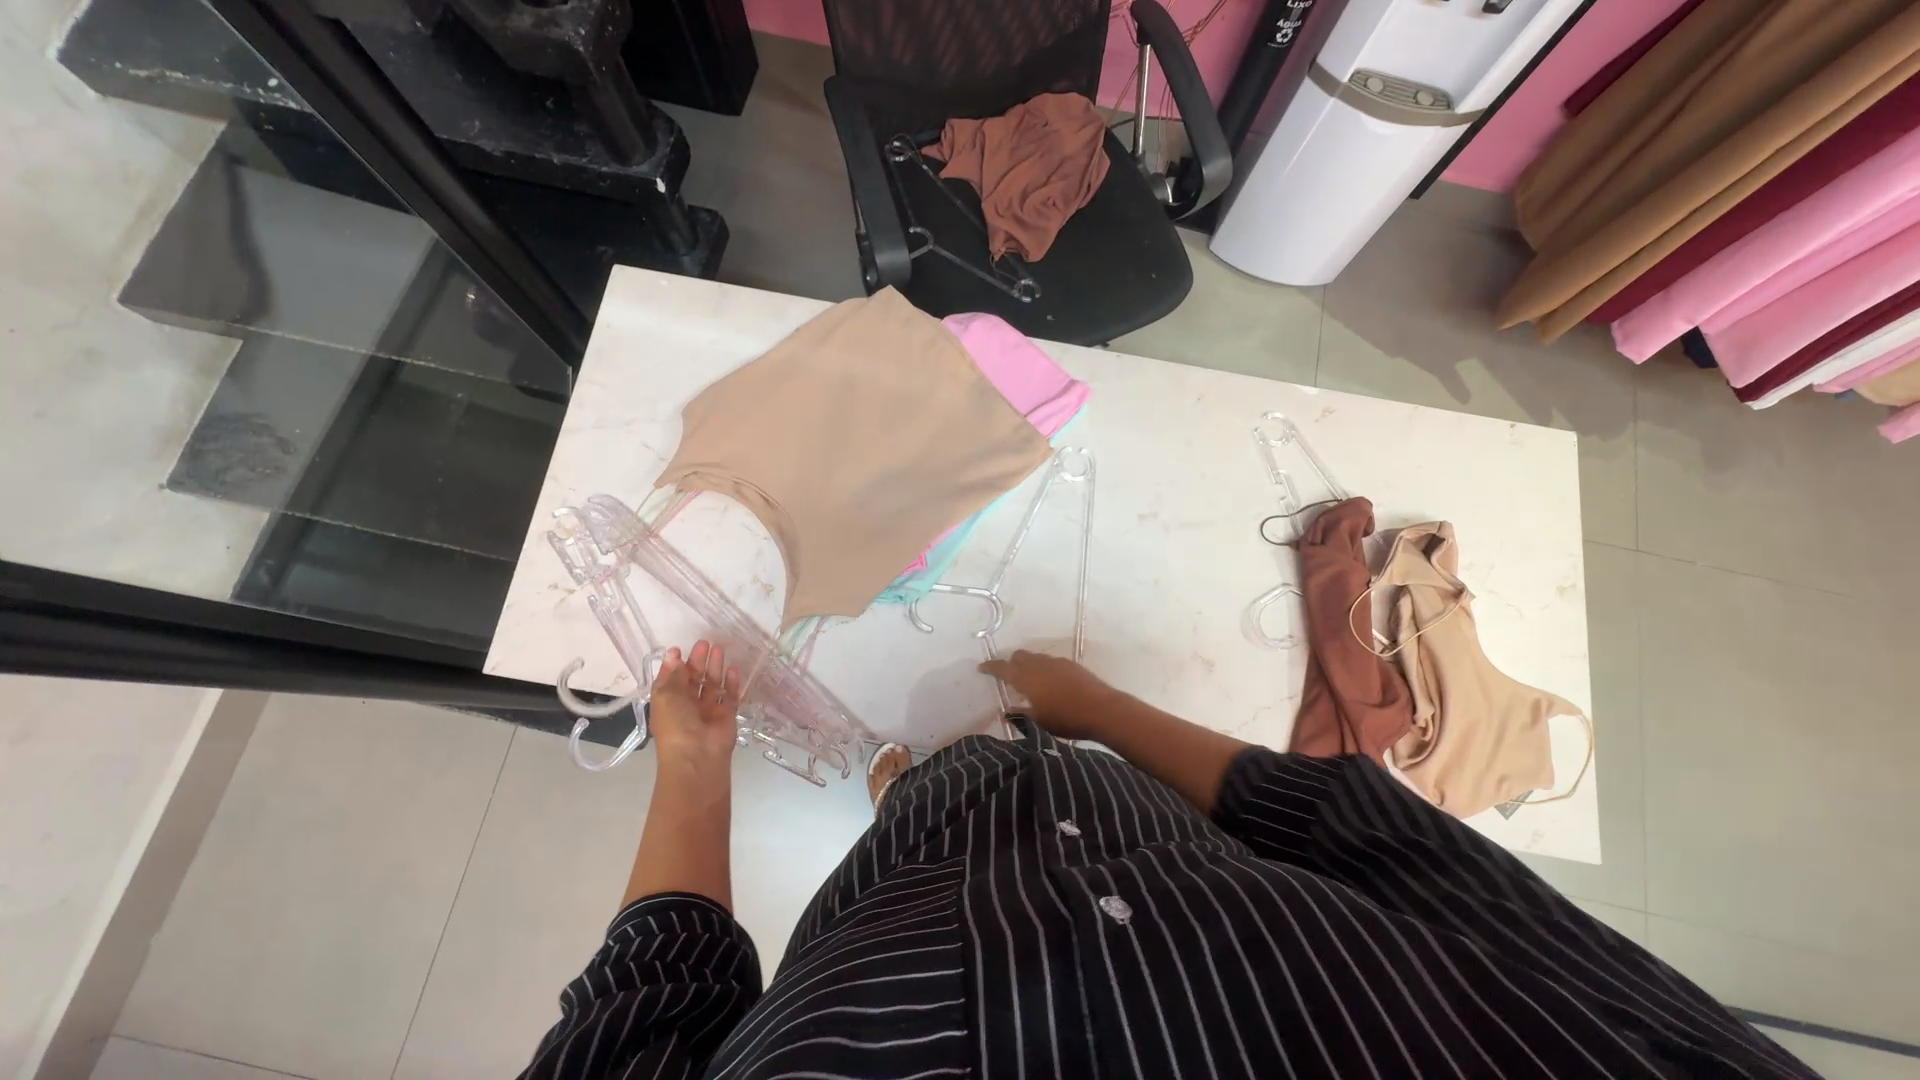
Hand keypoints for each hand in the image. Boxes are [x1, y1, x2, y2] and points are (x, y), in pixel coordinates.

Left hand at [649, 641, 740, 778]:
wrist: (697, 756)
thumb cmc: (675, 724)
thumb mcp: (666, 696)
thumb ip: (674, 674)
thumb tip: (672, 654)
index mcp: (668, 702)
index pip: (671, 679)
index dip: (675, 664)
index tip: (679, 649)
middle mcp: (687, 705)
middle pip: (693, 679)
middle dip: (698, 661)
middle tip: (705, 643)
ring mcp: (707, 710)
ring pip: (712, 684)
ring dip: (715, 667)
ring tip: (720, 649)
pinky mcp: (726, 715)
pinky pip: (729, 695)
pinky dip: (732, 682)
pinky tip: (734, 668)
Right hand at [977, 650, 1124, 739]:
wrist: (1103, 710)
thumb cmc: (1066, 718)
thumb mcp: (1039, 722)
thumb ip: (1020, 715)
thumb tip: (1006, 712)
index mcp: (1026, 677)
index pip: (1003, 668)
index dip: (990, 667)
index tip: (981, 667)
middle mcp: (1040, 665)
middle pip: (1019, 656)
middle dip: (1010, 663)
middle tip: (1008, 677)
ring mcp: (1057, 662)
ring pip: (1036, 658)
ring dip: (1028, 665)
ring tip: (1030, 682)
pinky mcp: (1072, 665)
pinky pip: (1051, 662)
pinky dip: (1044, 668)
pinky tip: (1050, 683)